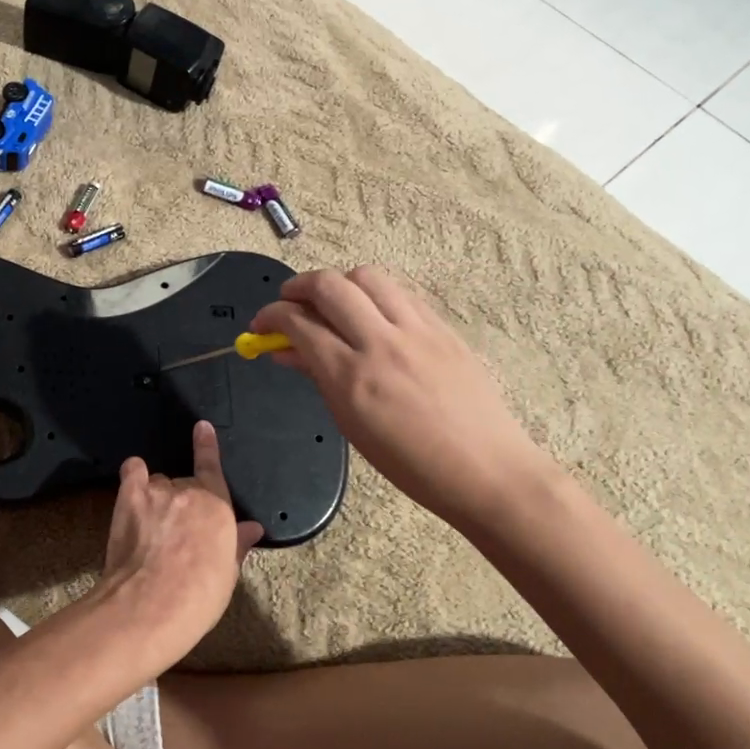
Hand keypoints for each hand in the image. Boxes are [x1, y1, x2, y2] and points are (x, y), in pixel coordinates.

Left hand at [98, 422, 263, 671]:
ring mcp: (156, 490)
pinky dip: (134, 476)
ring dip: (157, 496)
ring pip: (158, 482)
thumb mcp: (227, 574)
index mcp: (217, 507)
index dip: (207, 447)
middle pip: (184, 485)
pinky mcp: (129, 496)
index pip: (212, 469)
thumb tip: (253, 528)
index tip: (202, 428)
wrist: (150, 602)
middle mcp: (188, 491)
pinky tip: (133, 487)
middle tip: (176, 532)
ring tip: (151, 525)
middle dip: (182, 503)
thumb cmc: (197, 596)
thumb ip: (237, 544)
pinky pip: (133, 471)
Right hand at [250, 266, 559, 527]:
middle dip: (297, 287)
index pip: (298, 322)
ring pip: (367, 276)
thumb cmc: (410, 462)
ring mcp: (418, 331)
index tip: (261, 325)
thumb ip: (316, 376)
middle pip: (329, 285)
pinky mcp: (444, 329)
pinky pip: (401, 293)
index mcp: (351, 376)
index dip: (270, 316)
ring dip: (339, 283)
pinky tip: (372, 317)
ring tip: (332, 304)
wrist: (488, 472)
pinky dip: (375, 296)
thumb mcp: (349, 423)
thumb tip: (284, 350)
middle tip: (289, 303)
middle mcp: (382, 343)